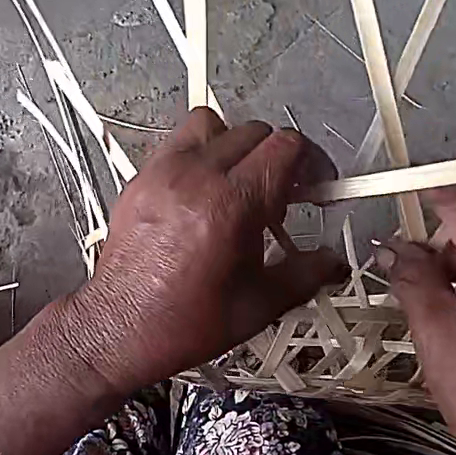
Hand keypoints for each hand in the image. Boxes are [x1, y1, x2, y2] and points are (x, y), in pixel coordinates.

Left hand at [51, 108, 345, 396]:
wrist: (118, 329)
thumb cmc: (188, 322)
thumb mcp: (259, 305)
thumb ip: (306, 274)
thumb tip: (336, 262)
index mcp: (232, 204)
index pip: (286, 147)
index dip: (313, 162)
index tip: (317, 188)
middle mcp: (197, 175)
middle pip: (255, 131)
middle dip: (279, 158)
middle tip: (284, 195)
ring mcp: (163, 171)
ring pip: (213, 125)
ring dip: (237, 146)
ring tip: (241, 184)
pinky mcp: (141, 178)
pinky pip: (179, 142)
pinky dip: (201, 154)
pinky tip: (204, 192)